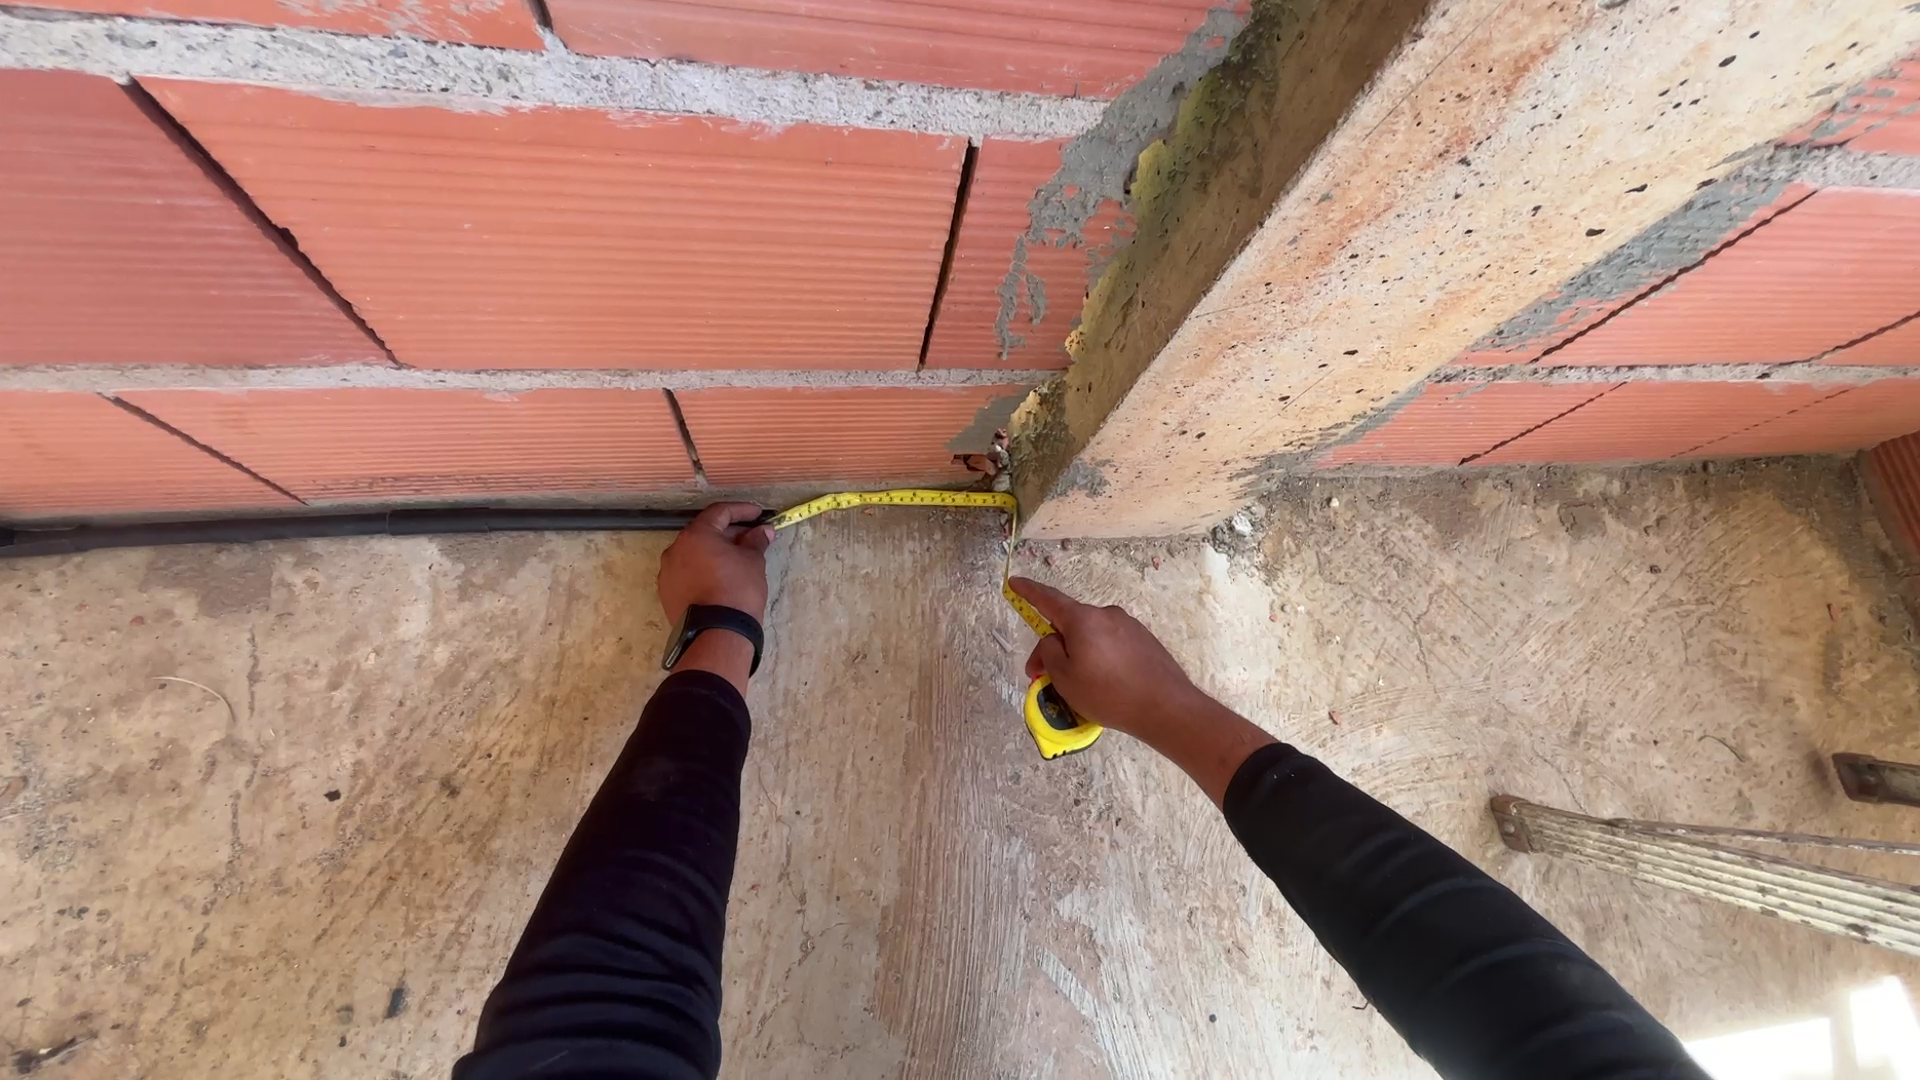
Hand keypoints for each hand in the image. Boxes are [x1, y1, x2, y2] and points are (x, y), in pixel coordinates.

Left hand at [658, 502, 774, 625]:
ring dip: (715, 551)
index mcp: (696, 535)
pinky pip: (687, 571)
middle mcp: (675, 549)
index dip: (742, 510)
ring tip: (737, 559)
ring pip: (694, 552)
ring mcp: (668, 571)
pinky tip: (720, 577)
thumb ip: (756, 541)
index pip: (719, 512)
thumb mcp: (753, 561)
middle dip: (730, 532)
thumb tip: (764, 531)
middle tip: (752, 538)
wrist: (716, 632)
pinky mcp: (667, 592)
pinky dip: (704, 568)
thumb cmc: (737, 589)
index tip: (759, 514)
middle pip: (705, 532)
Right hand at [1009, 577, 1274, 806]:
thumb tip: (1053, 641)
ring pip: (1092, 636)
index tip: (1014, 582)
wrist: (1167, 708)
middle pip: (1070, 624)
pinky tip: (1106, 685)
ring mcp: (1129, 626)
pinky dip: (1101, 658)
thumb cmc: (1108, 693)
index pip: (1048, 599)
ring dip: (1079, 654)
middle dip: (1054, 647)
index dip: (1028, 591)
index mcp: (1083, 619)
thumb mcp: (1065, 678)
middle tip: (1042, 676)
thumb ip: (1049, 653)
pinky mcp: (1145, 641)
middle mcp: (1106, 614)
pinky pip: (1112, 645)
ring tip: (1079, 687)